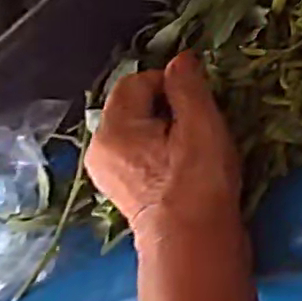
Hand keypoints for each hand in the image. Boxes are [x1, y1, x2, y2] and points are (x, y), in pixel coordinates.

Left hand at [85, 52, 240, 243]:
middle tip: (198, 125)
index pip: (137, 81)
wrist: (192, 242)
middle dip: (167, 106)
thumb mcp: (201, 124)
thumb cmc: (199, 180)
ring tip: (192, 146)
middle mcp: (100, 148)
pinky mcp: (120, 188)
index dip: (171, 84)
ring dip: (165, 127)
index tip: (198, 105)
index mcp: (113, 130)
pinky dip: (159, 148)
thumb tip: (181, 58)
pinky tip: (181, 164)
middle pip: (134, 104)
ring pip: (137, 128)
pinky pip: (137, 150)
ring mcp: (107, 172)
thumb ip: (188, 86)